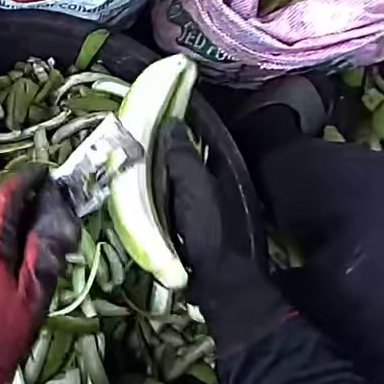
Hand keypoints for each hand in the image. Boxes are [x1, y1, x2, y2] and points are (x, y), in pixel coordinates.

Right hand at [159, 121, 291, 356]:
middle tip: (156, 121)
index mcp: (227, 167)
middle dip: (185, 133)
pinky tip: (162, 183)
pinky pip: (192, 187)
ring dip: (180, 156)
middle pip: (204, 147)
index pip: (209, 129)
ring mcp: (223, 200)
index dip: (192, 113)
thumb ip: (182, 158)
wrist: (225, 284)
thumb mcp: (193, 191)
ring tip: (154, 147)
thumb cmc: (210, 233)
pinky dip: (178, 178)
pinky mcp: (213, 218)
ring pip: (199, 167)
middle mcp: (229, 179)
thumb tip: (173, 125)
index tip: (171, 99)